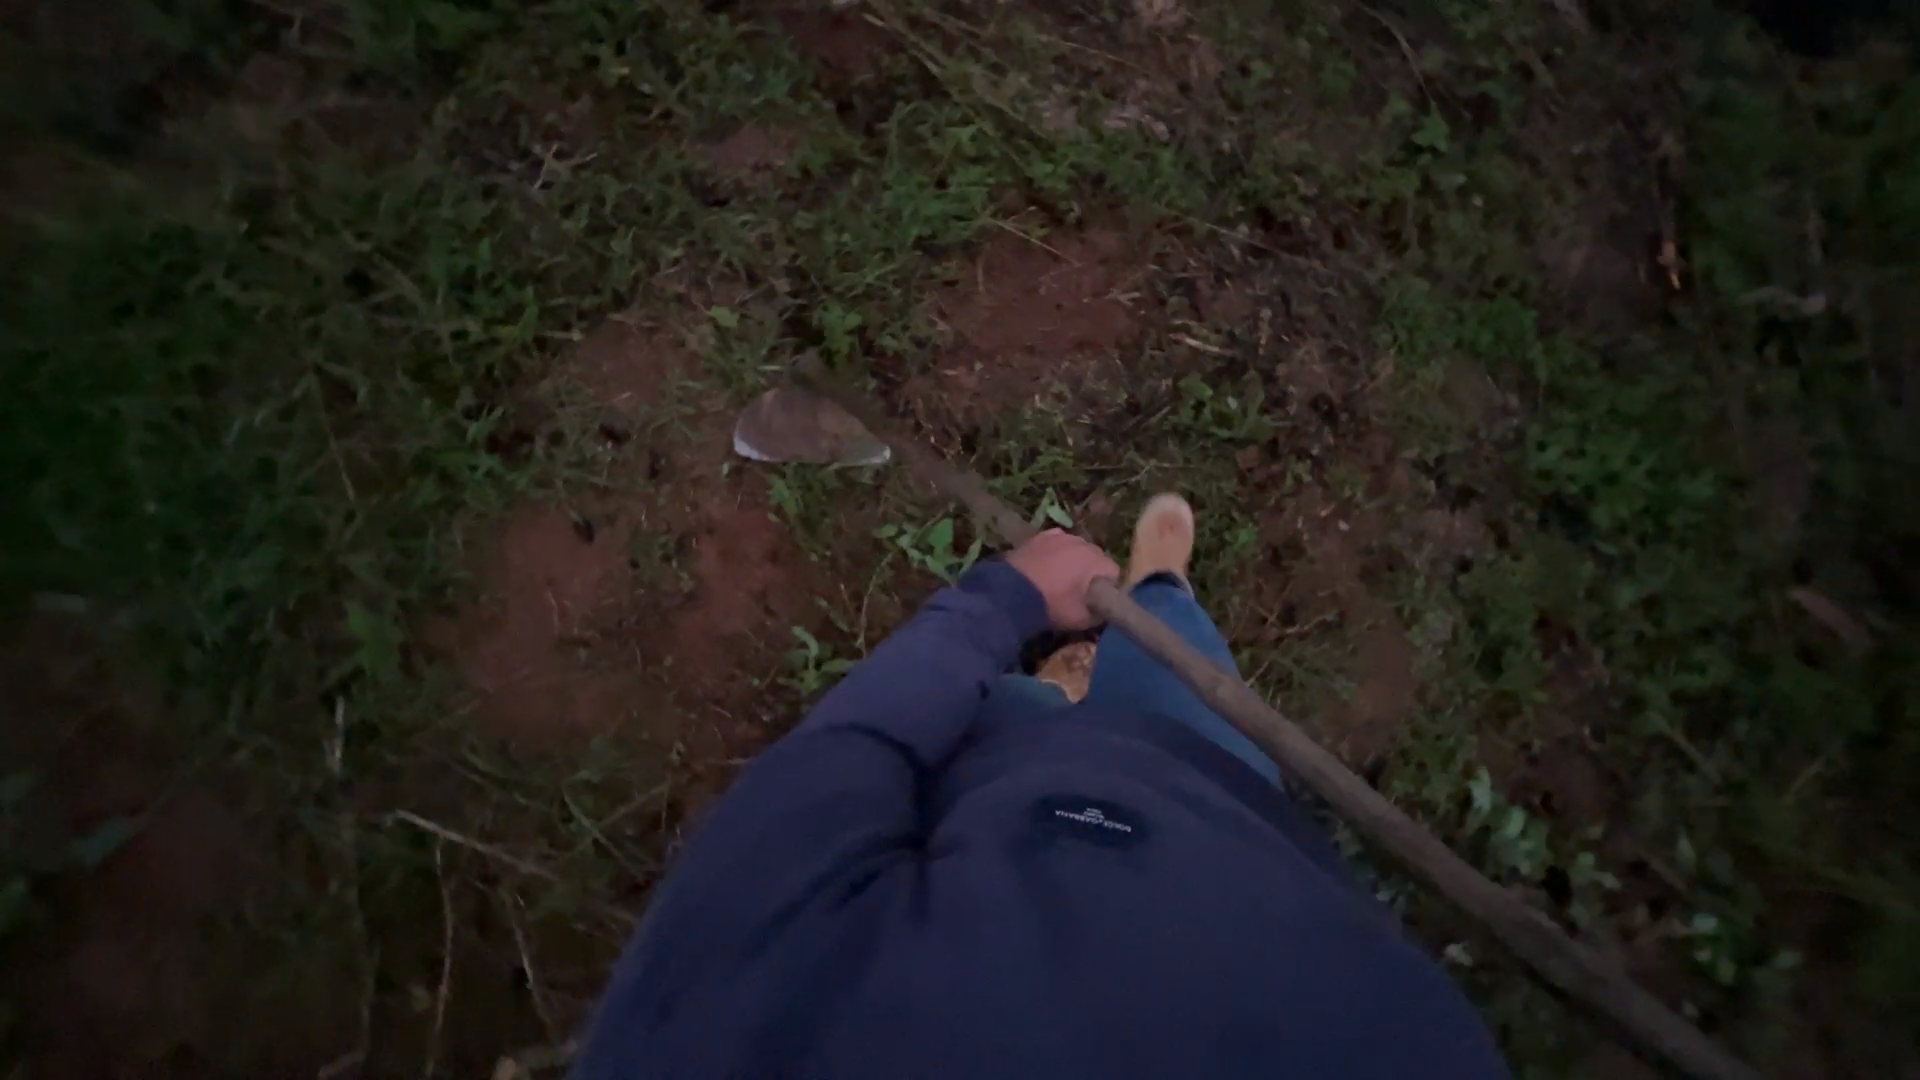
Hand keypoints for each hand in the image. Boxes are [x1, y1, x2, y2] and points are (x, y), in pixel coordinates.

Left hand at [1003, 529, 1119, 630]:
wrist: (1011, 594)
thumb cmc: (1051, 606)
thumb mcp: (1082, 620)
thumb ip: (1100, 615)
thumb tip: (1103, 611)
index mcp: (1095, 560)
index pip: (1113, 572)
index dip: (1108, 587)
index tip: (1097, 600)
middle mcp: (1081, 542)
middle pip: (1096, 557)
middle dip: (1091, 572)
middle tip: (1078, 590)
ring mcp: (1059, 537)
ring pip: (1076, 547)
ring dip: (1074, 560)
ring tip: (1061, 577)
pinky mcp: (1039, 537)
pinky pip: (1056, 542)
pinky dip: (1056, 551)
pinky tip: (1047, 564)